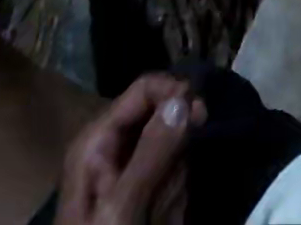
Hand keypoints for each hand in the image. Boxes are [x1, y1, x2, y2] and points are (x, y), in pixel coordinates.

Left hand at [57, 74, 206, 224]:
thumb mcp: (123, 208)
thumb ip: (153, 151)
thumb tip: (184, 97)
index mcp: (98, 139)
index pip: (144, 89)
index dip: (174, 92)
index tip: (203, 113)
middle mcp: (112, 147)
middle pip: (161, 118)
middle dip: (175, 151)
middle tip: (172, 188)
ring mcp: (128, 171)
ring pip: (172, 151)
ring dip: (175, 182)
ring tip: (158, 217)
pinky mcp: (143, 194)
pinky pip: (173, 179)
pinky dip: (175, 199)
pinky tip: (164, 221)